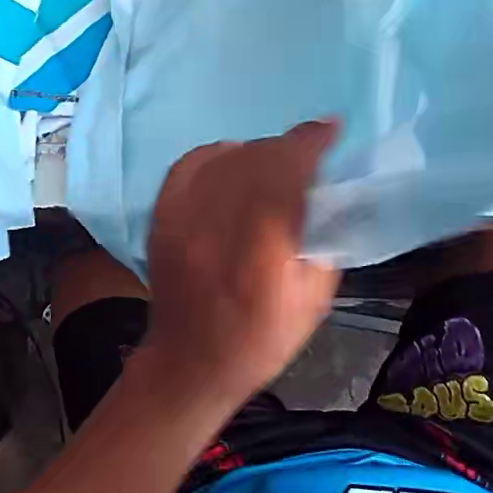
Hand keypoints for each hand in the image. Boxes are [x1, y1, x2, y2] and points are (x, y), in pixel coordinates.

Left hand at [135, 121, 342, 408]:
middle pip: (259, 158)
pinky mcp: (162, 216)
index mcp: (265, 250)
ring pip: (227, 157)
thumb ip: (324, 239)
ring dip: (258, 153)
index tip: (331, 129)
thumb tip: (326, 193)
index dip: (311, 143)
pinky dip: (217, 156)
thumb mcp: (314, 298)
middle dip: (290, 148)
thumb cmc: (262, 338)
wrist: (190, 362)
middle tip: (307, 157)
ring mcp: (184, 218)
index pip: (287, 172)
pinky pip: (190, 163)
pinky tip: (232, 164)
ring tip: (273, 167)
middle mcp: (220, 225)